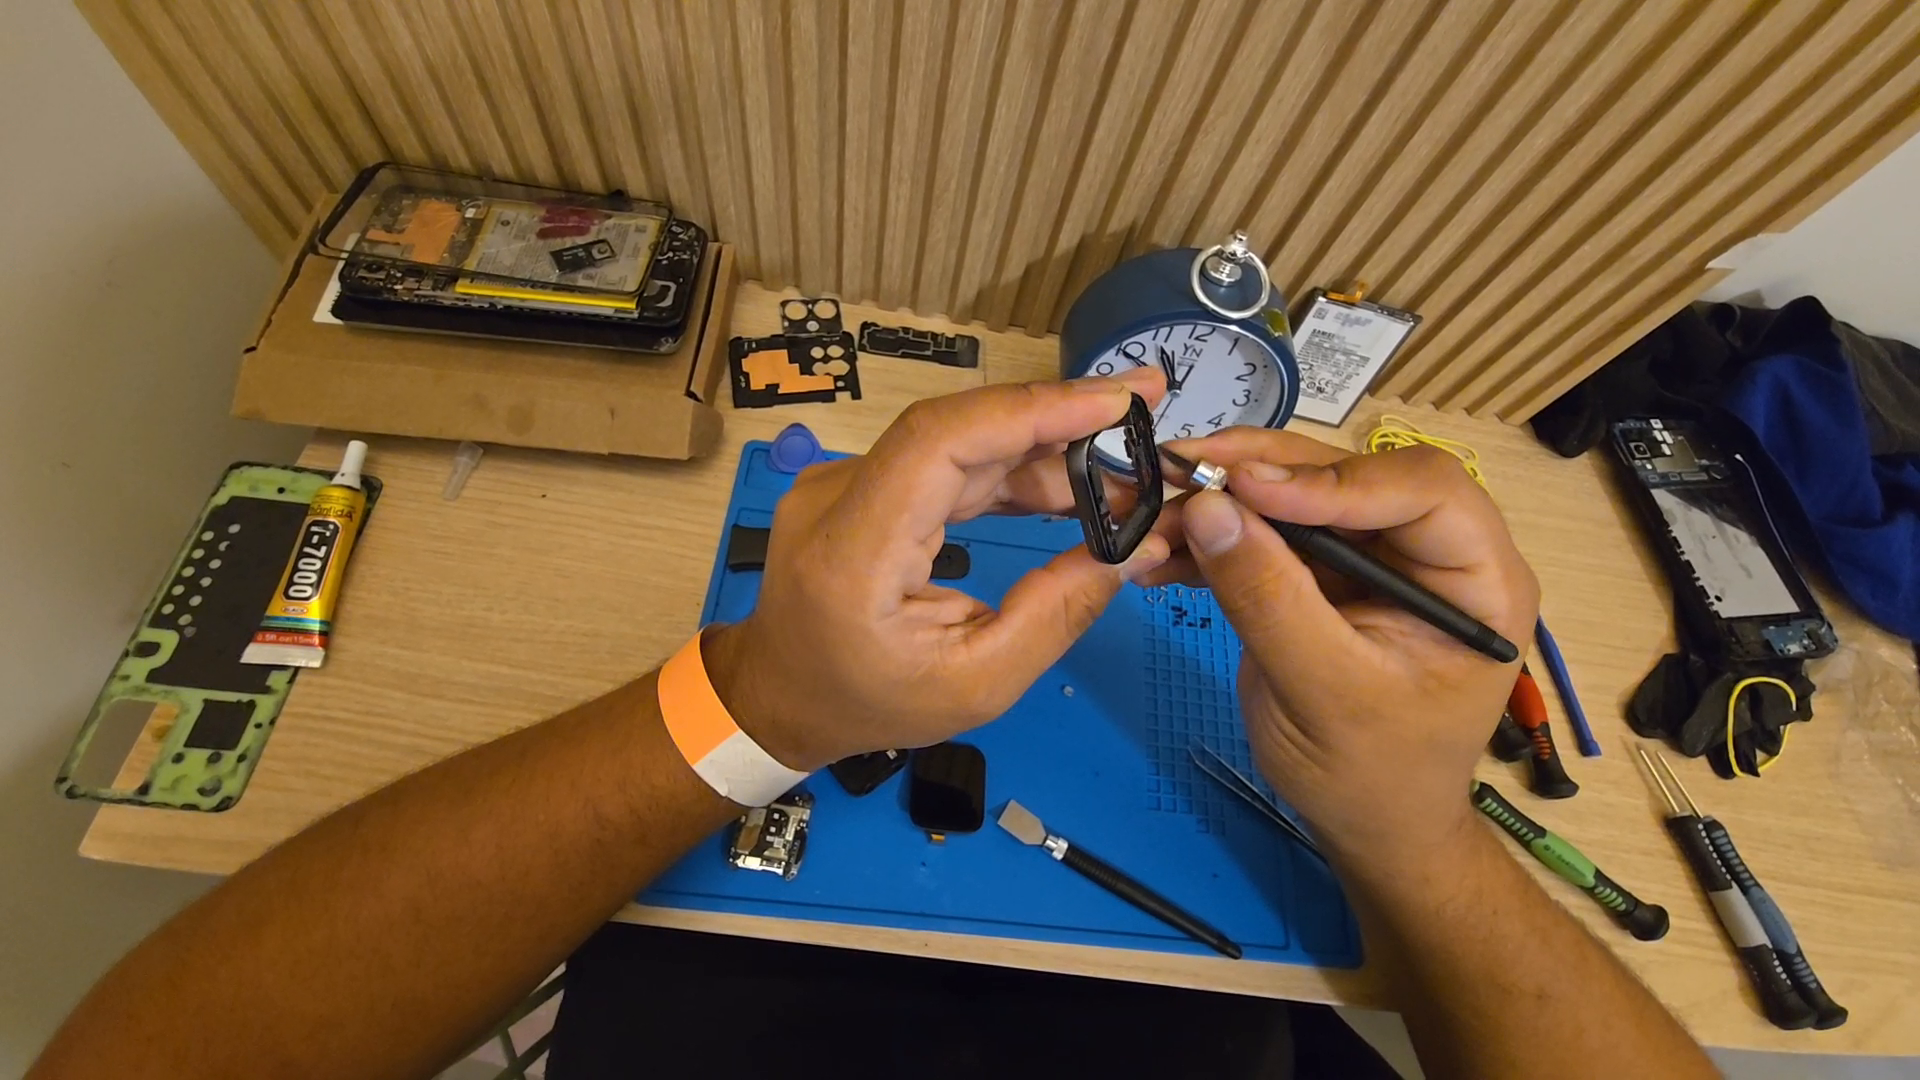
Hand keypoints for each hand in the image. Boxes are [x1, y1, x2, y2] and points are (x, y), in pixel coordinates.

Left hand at [703, 370, 1173, 771]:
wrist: (780, 694)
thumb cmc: (869, 703)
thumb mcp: (976, 686)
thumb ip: (1055, 614)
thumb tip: (1135, 547)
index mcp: (855, 553)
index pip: (939, 443)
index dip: (1029, 411)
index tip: (1114, 401)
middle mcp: (839, 498)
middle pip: (957, 431)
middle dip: (1057, 416)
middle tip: (1144, 407)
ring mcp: (844, 485)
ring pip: (957, 443)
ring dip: (1043, 447)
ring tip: (1123, 460)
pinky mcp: (861, 487)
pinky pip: (944, 465)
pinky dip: (1009, 470)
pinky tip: (1067, 483)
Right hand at [1152, 428, 1538, 866]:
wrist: (1361, 820)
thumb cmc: (1369, 772)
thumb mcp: (1322, 690)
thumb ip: (1269, 599)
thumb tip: (1207, 508)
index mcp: (1471, 578)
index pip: (1422, 490)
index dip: (1333, 480)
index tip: (1243, 486)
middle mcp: (1421, 551)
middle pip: (1342, 478)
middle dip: (1255, 472)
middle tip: (1175, 469)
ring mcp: (1363, 559)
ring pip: (1289, 498)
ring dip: (1217, 502)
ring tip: (1152, 512)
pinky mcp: (1313, 575)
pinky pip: (1260, 537)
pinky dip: (1208, 541)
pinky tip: (1160, 554)